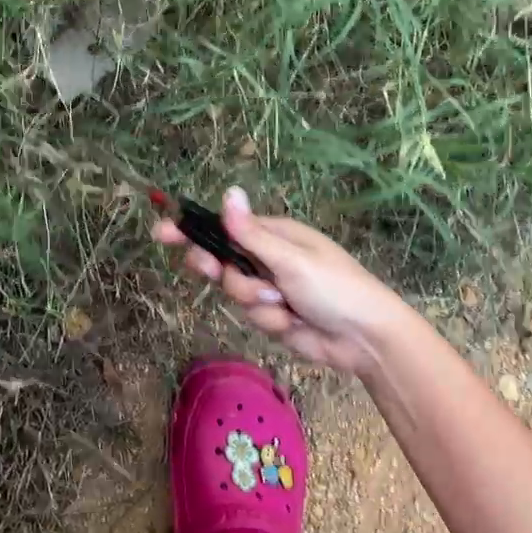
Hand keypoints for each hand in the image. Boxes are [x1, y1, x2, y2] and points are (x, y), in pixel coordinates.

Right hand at [152, 187, 414, 377]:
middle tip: (215, 274)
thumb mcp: (290, 258)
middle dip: (223, 272)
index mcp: (274, 234)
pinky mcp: (275, 315)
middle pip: (222, 260)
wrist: (368, 341)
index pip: (223, 227)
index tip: (162, 233)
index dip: (192, 230)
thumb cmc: (335, 288)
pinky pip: (252, 315)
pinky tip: (293, 322)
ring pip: (235, 291)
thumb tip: (228, 191)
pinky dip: (269, 321)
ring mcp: (271, 287)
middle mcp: (268, 257)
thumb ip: (250, 233)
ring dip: (254, 301)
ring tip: (283, 304)